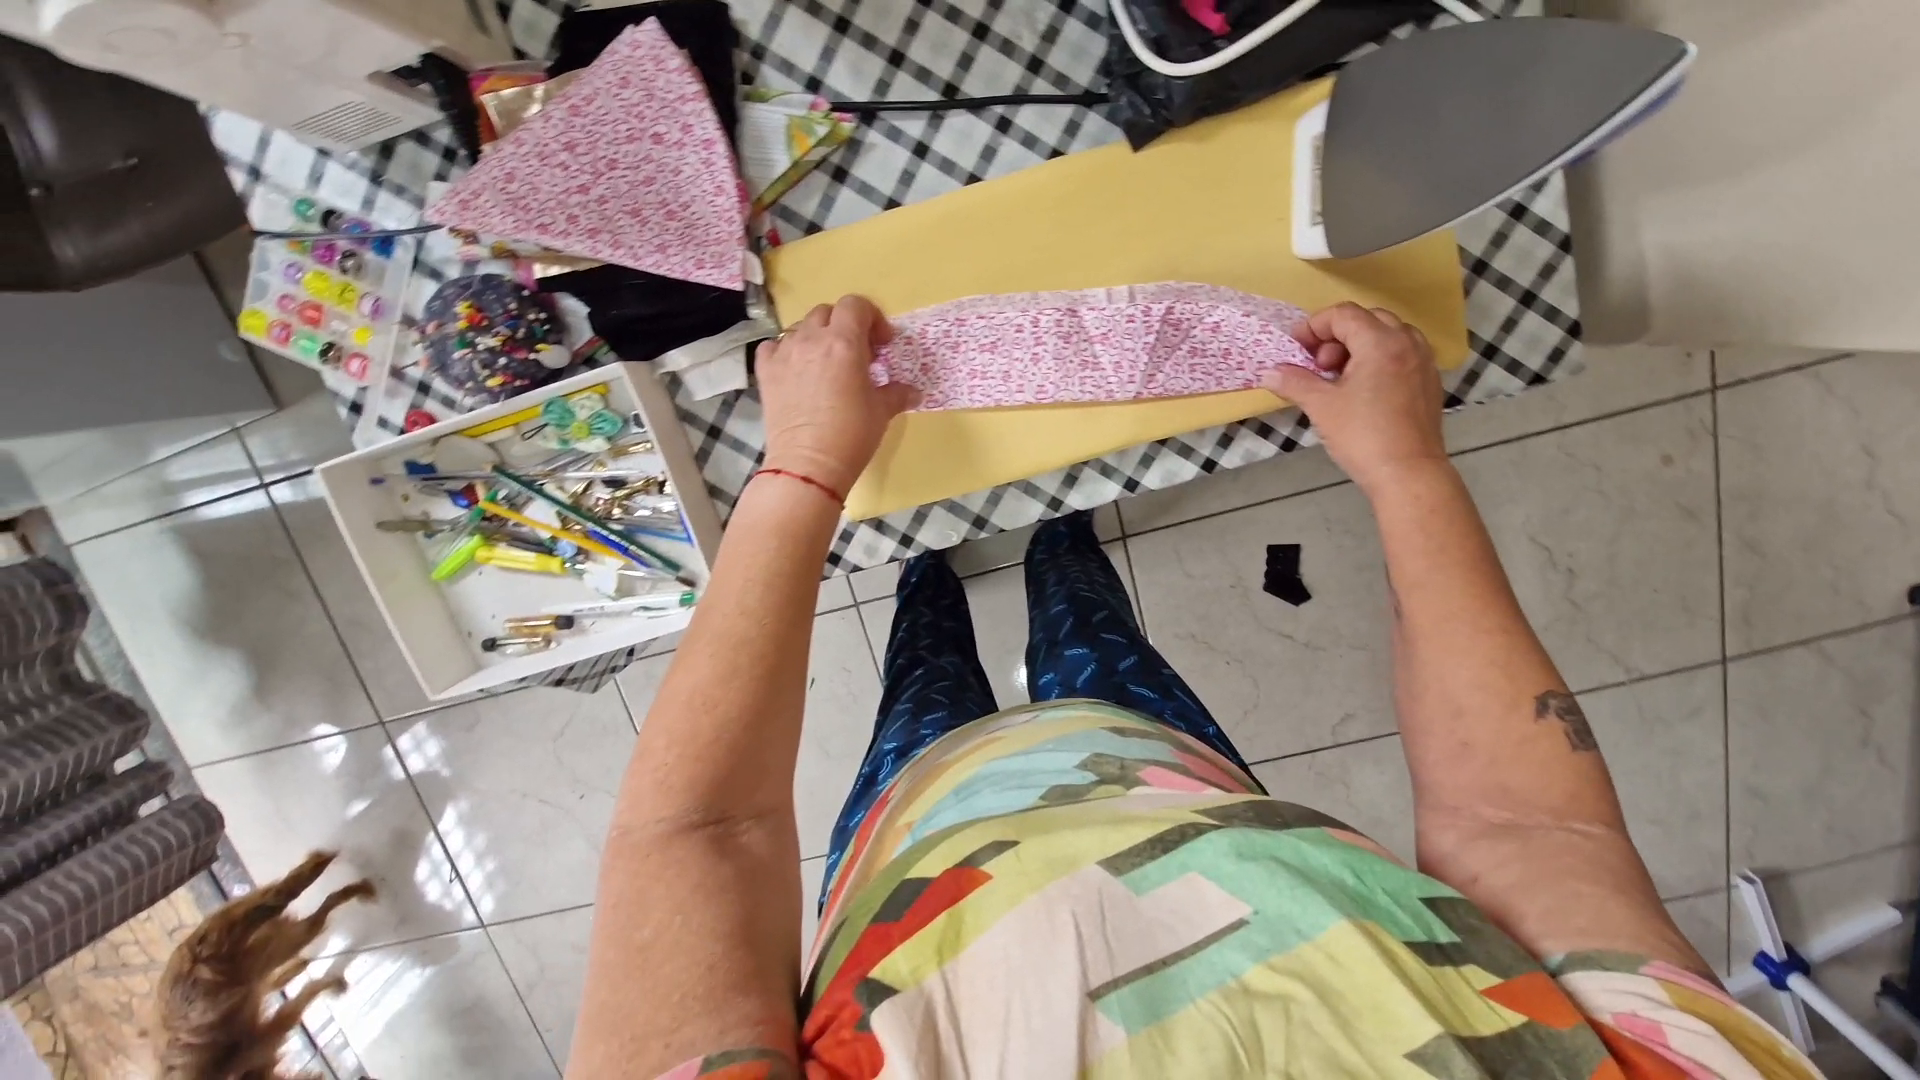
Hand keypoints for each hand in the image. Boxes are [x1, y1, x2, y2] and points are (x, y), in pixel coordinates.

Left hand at [756, 295, 919, 497]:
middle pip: (827, 312)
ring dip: (817, 337)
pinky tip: (795, 368)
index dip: (872, 318)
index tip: (882, 344)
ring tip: (826, 363)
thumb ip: (897, 394)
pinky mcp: (766, 371)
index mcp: (844, 342)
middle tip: (857, 353)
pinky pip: (773, 346)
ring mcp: (784, 353)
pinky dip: (785, 350)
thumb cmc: (852, 435)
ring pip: (800, 327)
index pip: (856, 306)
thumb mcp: (882, 412)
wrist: (808, 465)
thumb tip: (914, 392)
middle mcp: (811, 339)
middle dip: (844, 326)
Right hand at [1261, 302, 1448, 495]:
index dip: (1314, 327)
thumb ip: (1294, 382)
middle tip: (1319, 366)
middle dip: (1336, 336)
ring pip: (1388, 335)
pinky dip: (1378, 359)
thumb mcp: (1320, 407)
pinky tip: (1363, 390)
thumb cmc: (1362, 436)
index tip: (1296, 350)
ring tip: (1341, 377)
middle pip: (1367, 319)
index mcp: (1380, 343)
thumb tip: (1270, 373)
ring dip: (1358, 346)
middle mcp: (1407, 343)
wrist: (1407, 473)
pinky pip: (1402, 354)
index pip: (1343, 314)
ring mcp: (1423, 362)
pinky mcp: (1429, 382)